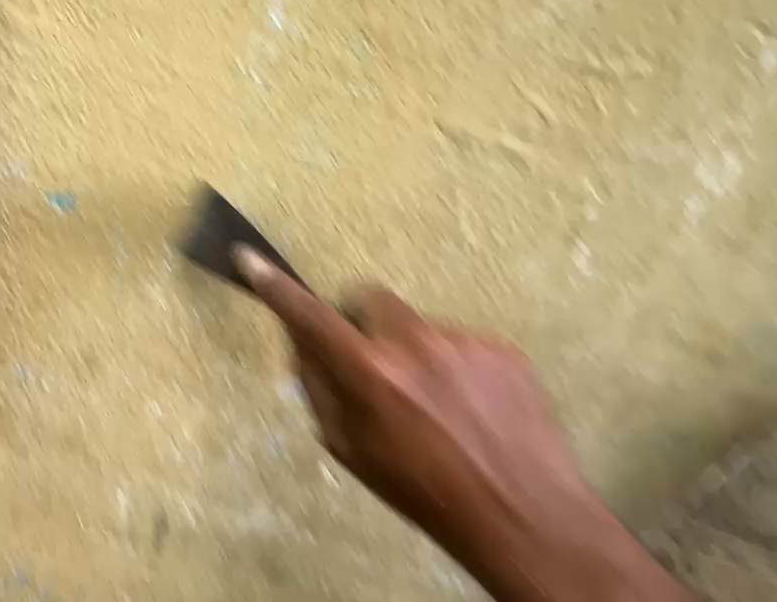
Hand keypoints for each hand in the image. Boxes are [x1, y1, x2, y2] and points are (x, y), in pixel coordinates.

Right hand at [232, 247, 691, 601]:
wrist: (529, 519)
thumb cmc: (423, 491)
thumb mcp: (350, 448)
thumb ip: (319, 385)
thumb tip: (302, 340)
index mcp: (369, 372)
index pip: (307, 315)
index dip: (273, 285)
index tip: (248, 258)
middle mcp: (412, 344)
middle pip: (367, 300)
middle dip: (364, 324)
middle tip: (379, 368)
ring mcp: (462, 341)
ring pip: (416, 326)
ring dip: (413, 352)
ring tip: (439, 405)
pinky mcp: (502, 348)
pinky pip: (459, 342)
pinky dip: (456, 367)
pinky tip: (472, 408)